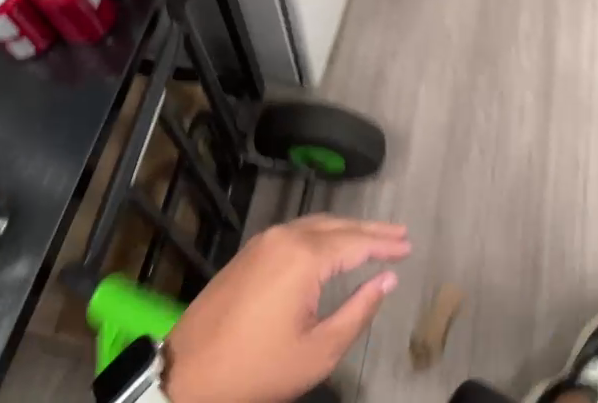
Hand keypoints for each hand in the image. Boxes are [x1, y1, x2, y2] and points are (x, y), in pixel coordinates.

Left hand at [163, 215, 409, 402]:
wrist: (188, 372)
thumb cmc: (258, 368)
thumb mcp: (318, 351)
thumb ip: (358, 311)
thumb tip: (386, 280)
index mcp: (303, 257)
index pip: (355, 243)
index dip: (385, 245)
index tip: (409, 246)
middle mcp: (284, 237)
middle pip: (337, 226)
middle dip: (370, 231)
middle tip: (400, 236)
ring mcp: (263, 242)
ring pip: (315, 225)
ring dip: (346, 230)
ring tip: (374, 238)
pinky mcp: (249, 252)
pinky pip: (295, 232)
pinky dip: (322, 235)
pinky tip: (333, 245)